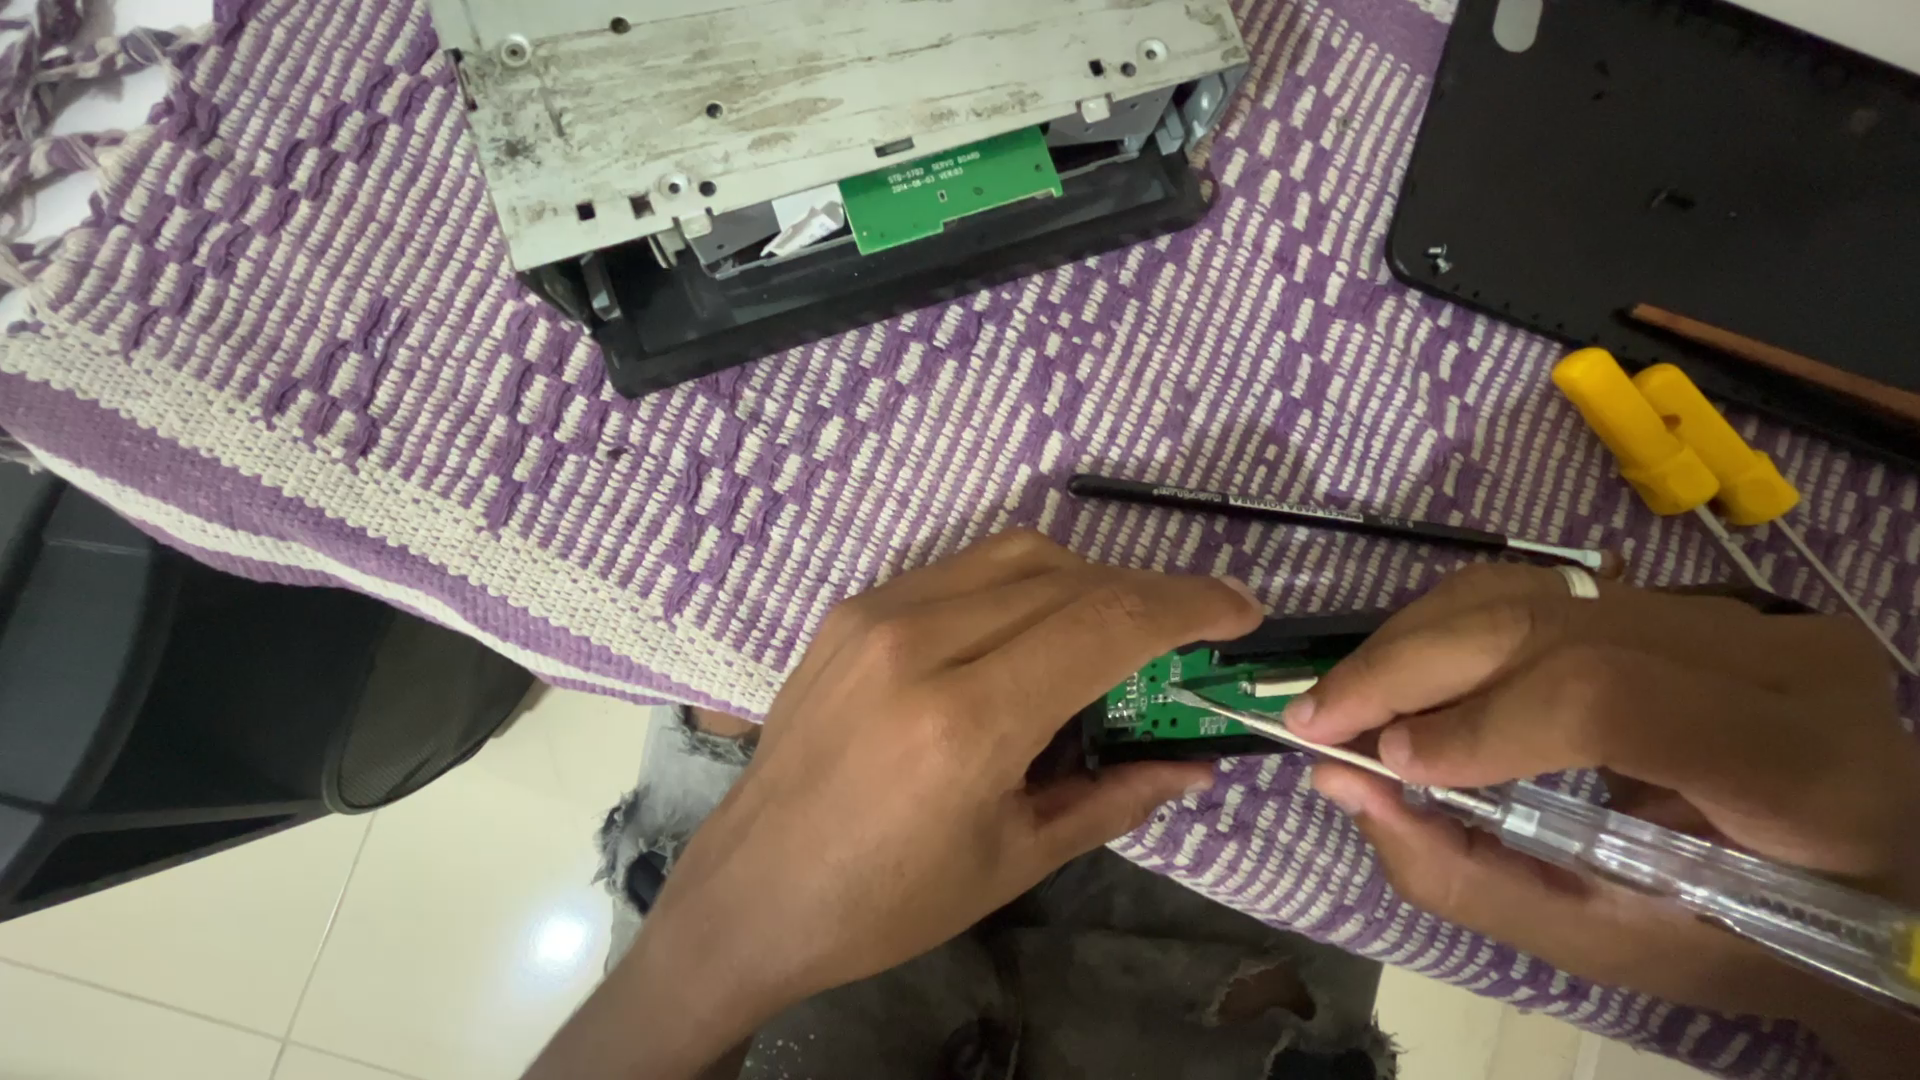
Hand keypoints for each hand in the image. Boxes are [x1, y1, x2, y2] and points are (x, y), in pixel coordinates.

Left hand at [527, 530, 1261, 1079]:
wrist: (751, 890)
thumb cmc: (887, 900)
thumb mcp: (1015, 859)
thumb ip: (1116, 794)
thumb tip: (1198, 758)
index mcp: (966, 718)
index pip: (1107, 621)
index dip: (1188, 603)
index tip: (1238, 612)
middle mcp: (919, 641)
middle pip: (1069, 575)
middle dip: (1144, 595)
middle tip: (1178, 640)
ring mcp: (876, 612)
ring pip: (1016, 554)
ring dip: (1084, 580)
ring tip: (1107, 635)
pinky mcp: (851, 606)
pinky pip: (961, 567)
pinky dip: (1019, 584)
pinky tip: (1027, 632)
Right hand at [1295, 564, 1919, 1027]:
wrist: (1852, 869)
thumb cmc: (1737, 930)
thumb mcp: (1606, 941)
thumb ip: (1461, 872)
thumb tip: (1335, 778)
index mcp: (1798, 767)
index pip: (1610, 699)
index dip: (1479, 723)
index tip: (1383, 764)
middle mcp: (1764, 658)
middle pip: (1537, 627)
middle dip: (1401, 672)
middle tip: (1311, 719)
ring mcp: (1714, 611)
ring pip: (1511, 593)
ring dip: (1404, 645)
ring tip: (1344, 700)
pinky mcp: (1662, 597)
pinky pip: (1517, 590)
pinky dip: (1436, 629)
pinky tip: (1401, 675)